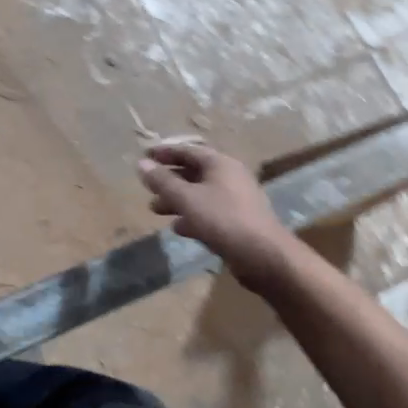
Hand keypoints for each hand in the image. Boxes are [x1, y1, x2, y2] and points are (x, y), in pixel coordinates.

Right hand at [139, 142, 296, 290]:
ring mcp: (236, 200)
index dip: (165, 152)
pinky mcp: (239, 221)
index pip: (187, 150)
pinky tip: (179, 228)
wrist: (265, 256)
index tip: (145, 156)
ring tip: (156, 210)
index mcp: (220, 164)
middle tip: (148, 188)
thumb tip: (141, 163)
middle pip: (194, 172)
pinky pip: (210, 212)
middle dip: (169, 180)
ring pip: (200, 194)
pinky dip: (192, 216)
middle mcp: (230, 177)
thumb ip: (163, 181)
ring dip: (177, 200)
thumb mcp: (186, 198)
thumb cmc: (223, 220)